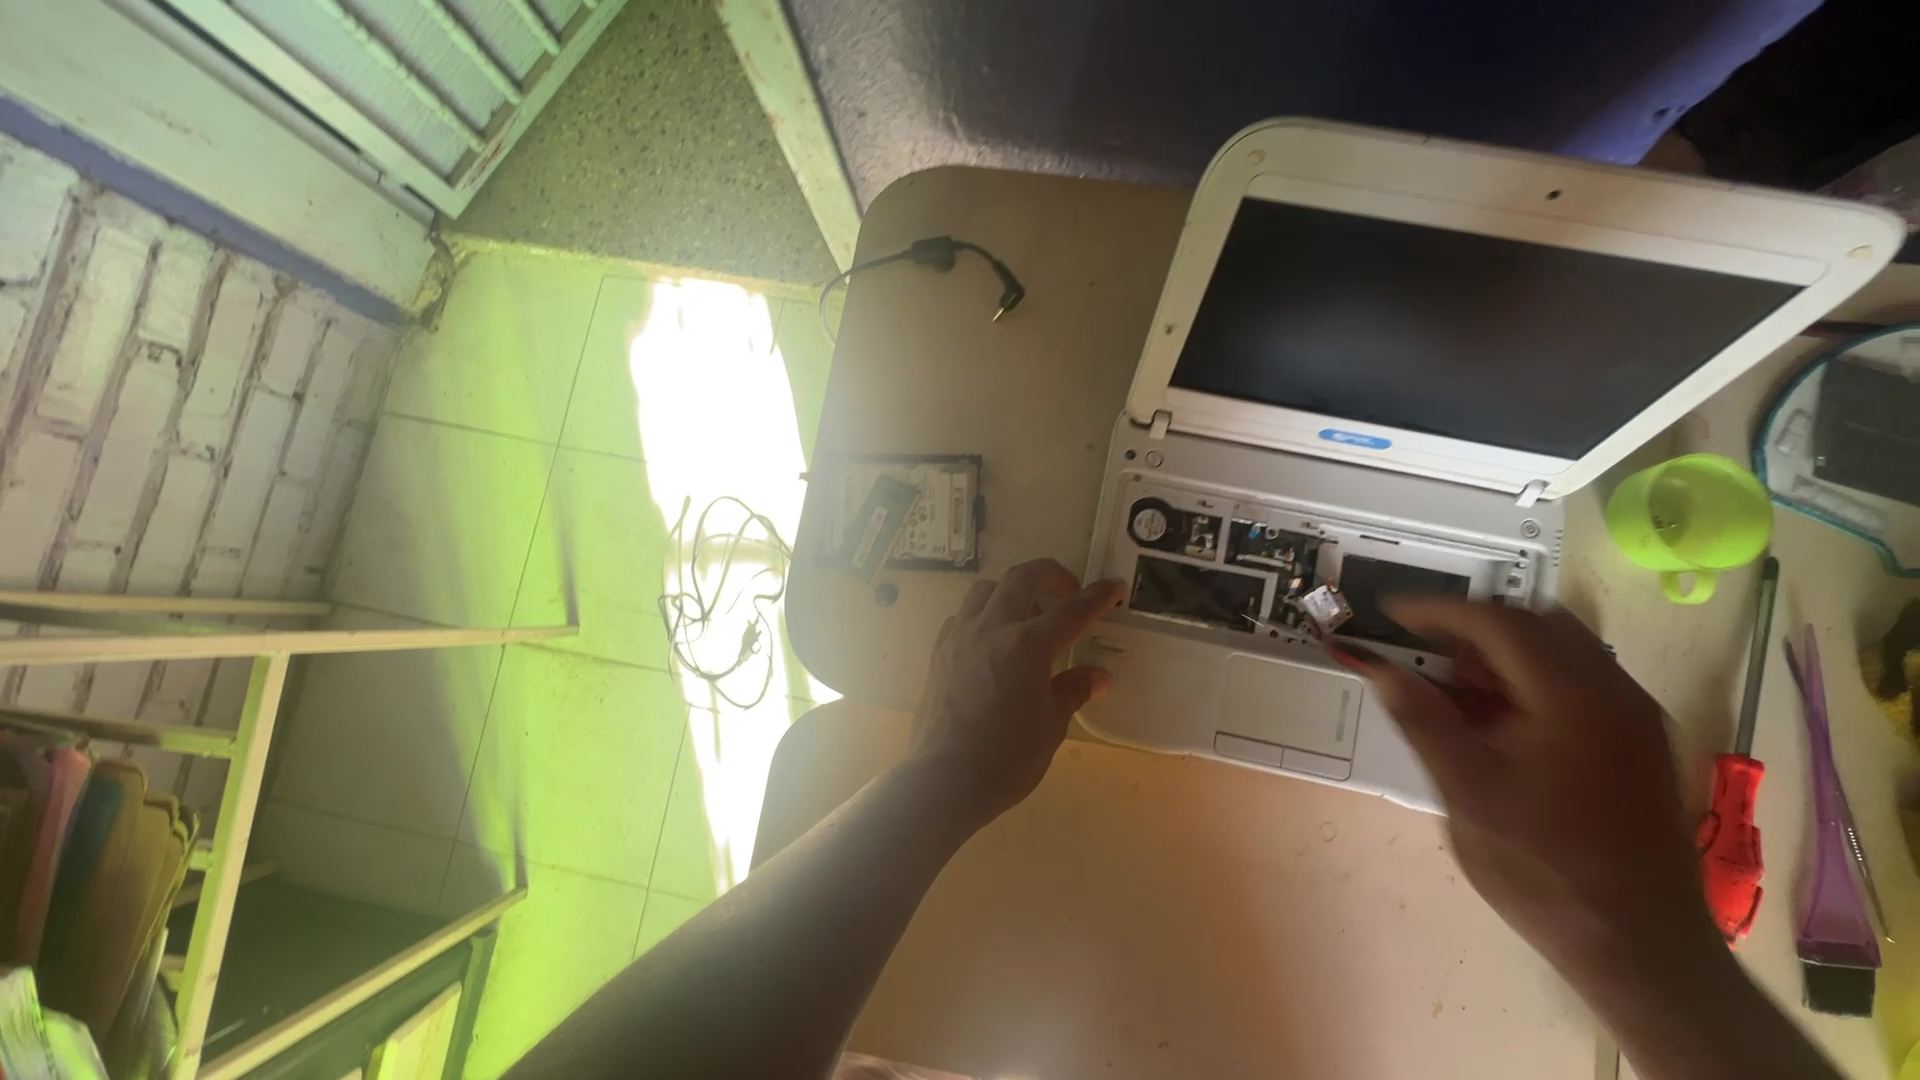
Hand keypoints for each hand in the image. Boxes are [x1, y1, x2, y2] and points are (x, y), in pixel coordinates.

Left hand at [909, 559, 1125, 823]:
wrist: (945, 778)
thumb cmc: (1007, 757)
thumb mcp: (1051, 725)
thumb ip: (1071, 691)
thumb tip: (1098, 676)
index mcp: (1028, 645)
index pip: (1071, 611)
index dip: (1097, 597)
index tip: (1114, 586)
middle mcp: (992, 629)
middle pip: (1022, 578)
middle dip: (1050, 573)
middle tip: (1067, 589)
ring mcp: (960, 637)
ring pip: (985, 590)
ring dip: (1010, 590)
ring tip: (1025, 613)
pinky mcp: (938, 652)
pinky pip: (962, 616)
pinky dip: (982, 615)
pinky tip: (991, 639)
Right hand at [1349, 599, 1722, 977]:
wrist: (1639, 946)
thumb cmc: (1543, 867)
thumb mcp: (1466, 791)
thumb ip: (1423, 718)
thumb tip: (1379, 667)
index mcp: (1573, 698)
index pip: (1498, 623)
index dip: (1437, 610)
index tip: (1388, 611)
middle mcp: (1613, 692)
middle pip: (1536, 623)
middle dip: (1471, 624)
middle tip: (1421, 647)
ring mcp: (1633, 717)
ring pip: (1561, 648)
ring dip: (1502, 649)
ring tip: (1454, 684)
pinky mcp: (1637, 741)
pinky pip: (1579, 679)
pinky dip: (1530, 675)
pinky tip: (1498, 716)